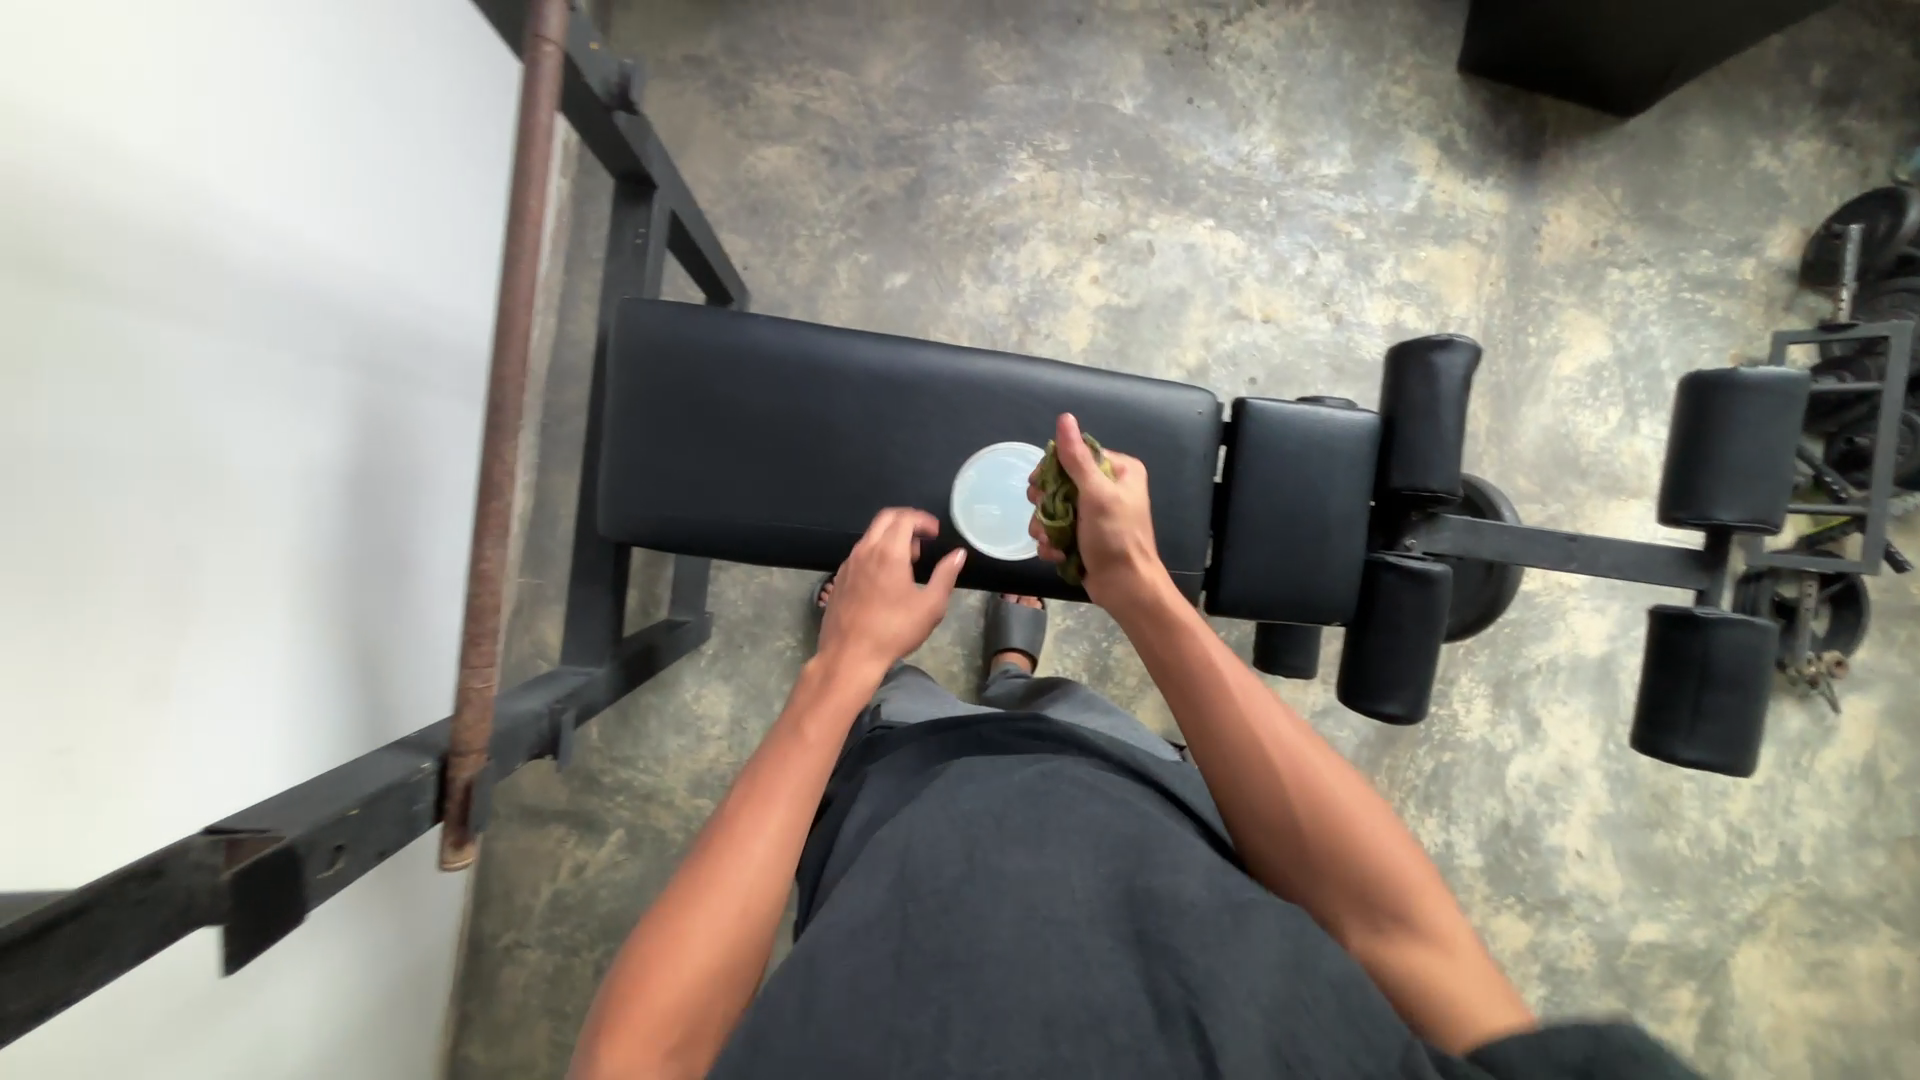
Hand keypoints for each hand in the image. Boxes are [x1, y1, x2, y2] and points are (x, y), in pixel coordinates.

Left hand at [818, 508, 966, 672]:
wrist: (849, 655)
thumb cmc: (894, 630)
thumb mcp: (930, 606)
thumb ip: (946, 575)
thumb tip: (958, 554)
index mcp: (888, 552)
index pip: (905, 518)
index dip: (923, 519)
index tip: (935, 532)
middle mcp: (865, 550)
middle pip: (885, 518)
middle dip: (907, 522)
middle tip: (923, 540)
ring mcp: (848, 564)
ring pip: (870, 536)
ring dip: (891, 538)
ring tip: (908, 560)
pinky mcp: (839, 579)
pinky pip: (860, 554)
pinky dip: (876, 552)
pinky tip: (885, 578)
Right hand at [1028, 413, 1168, 613]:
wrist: (1125, 587)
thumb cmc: (1116, 537)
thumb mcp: (1096, 493)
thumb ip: (1076, 458)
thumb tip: (1064, 418)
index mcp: (1119, 471)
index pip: (1076, 455)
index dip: (1052, 469)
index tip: (1037, 485)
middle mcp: (1107, 488)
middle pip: (1060, 482)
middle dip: (1046, 503)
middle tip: (1043, 514)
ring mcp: (1094, 515)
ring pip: (1053, 509)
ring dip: (1045, 527)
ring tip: (1051, 541)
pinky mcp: (1083, 537)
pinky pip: (1056, 531)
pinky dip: (1052, 543)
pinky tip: (1057, 554)